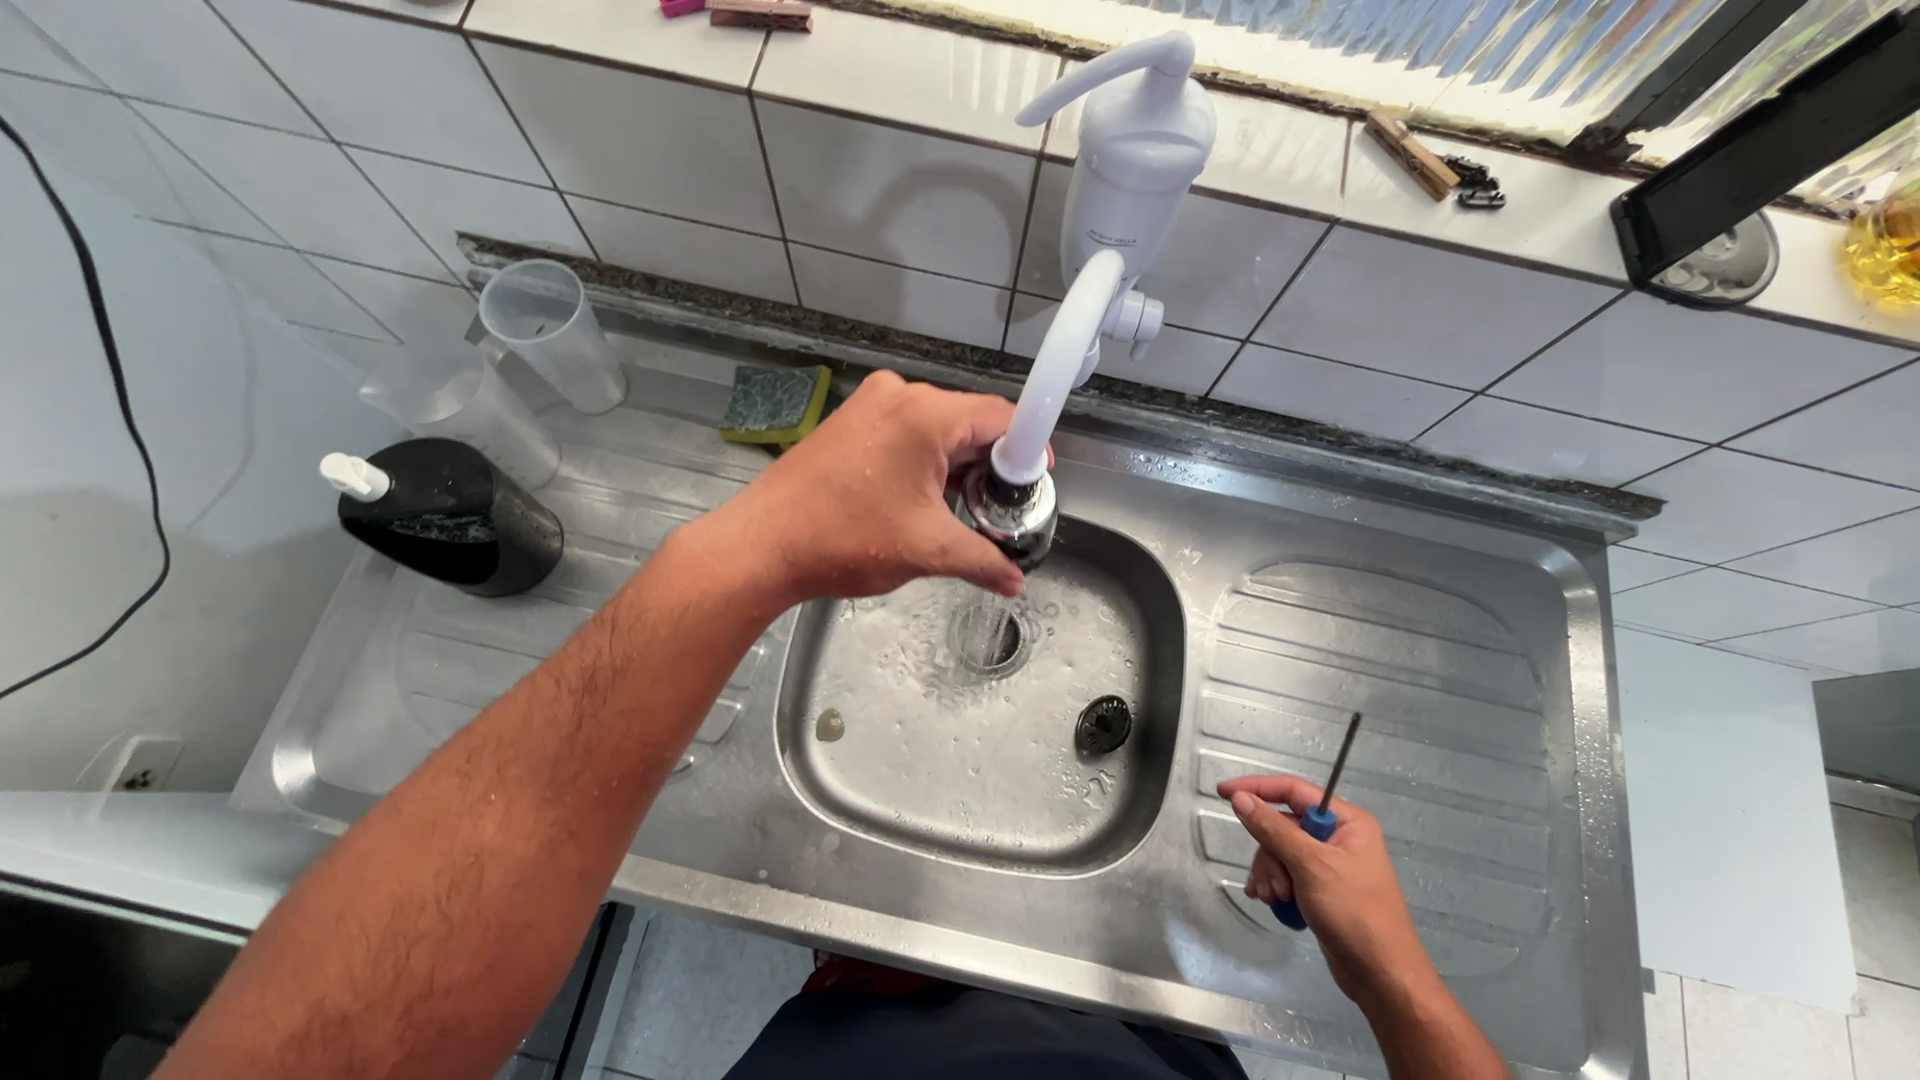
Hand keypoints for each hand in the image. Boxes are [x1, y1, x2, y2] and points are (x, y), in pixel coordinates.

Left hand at [703, 370, 1027, 604]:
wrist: (763, 545)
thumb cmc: (843, 540)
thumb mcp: (927, 551)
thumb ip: (983, 560)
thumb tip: (1015, 581)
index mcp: (925, 415)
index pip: (1002, 418)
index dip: (1029, 453)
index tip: (1036, 486)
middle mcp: (899, 396)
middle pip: (970, 421)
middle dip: (991, 466)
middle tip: (1000, 509)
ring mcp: (870, 406)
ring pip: (938, 428)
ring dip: (957, 466)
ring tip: (962, 512)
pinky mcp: (850, 422)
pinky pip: (907, 432)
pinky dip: (926, 461)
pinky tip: (925, 500)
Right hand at [1217, 775, 1439, 1008]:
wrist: (1382, 976)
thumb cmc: (1354, 913)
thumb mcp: (1311, 866)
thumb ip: (1273, 829)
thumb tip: (1239, 798)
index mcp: (1347, 822)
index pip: (1293, 790)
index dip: (1256, 788)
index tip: (1223, 792)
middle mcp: (1338, 837)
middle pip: (1282, 825)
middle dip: (1269, 853)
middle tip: (1273, 884)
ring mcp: (1329, 864)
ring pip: (1279, 851)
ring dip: (1270, 874)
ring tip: (1275, 899)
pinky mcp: (1320, 888)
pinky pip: (1285, 873)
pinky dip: (1275, 885)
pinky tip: (1270, 902)